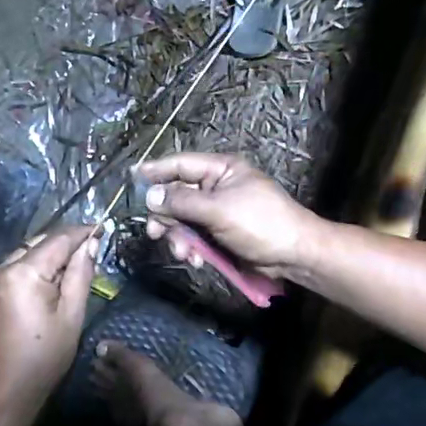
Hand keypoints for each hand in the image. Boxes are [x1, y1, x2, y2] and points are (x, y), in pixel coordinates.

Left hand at [0, 226, 99, 409]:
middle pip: (41, 242)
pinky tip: (55, 281)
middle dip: (68, 242)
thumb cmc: (42, 358)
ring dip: (53, 254)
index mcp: (24, 272)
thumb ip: (81, 274)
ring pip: (29, 252)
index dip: (83, 232)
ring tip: (78, 267)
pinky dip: (39, 266)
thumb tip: (92, 243)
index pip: (58, 239)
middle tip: (95, 250)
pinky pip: (19, 266)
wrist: (0, 392)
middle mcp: (3, 267)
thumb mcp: (71, 316)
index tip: (105, 229)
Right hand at [135, 154, 320, 278]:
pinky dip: (192, 248)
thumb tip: (150, 195)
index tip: (131, 178)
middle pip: (177, 196)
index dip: (156, 171)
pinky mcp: (221, 233)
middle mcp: (217, 187)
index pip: (180, 164)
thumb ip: (182, 202)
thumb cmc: (260, 223)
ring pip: (184, 220)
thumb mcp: (218, 209)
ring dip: (179, 238)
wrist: (294, 254)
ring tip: (185, 254)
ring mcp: (219, 211)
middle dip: (166, 217)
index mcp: (221, 170)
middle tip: (155, 233)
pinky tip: (196, 260)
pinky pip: (196, 237)